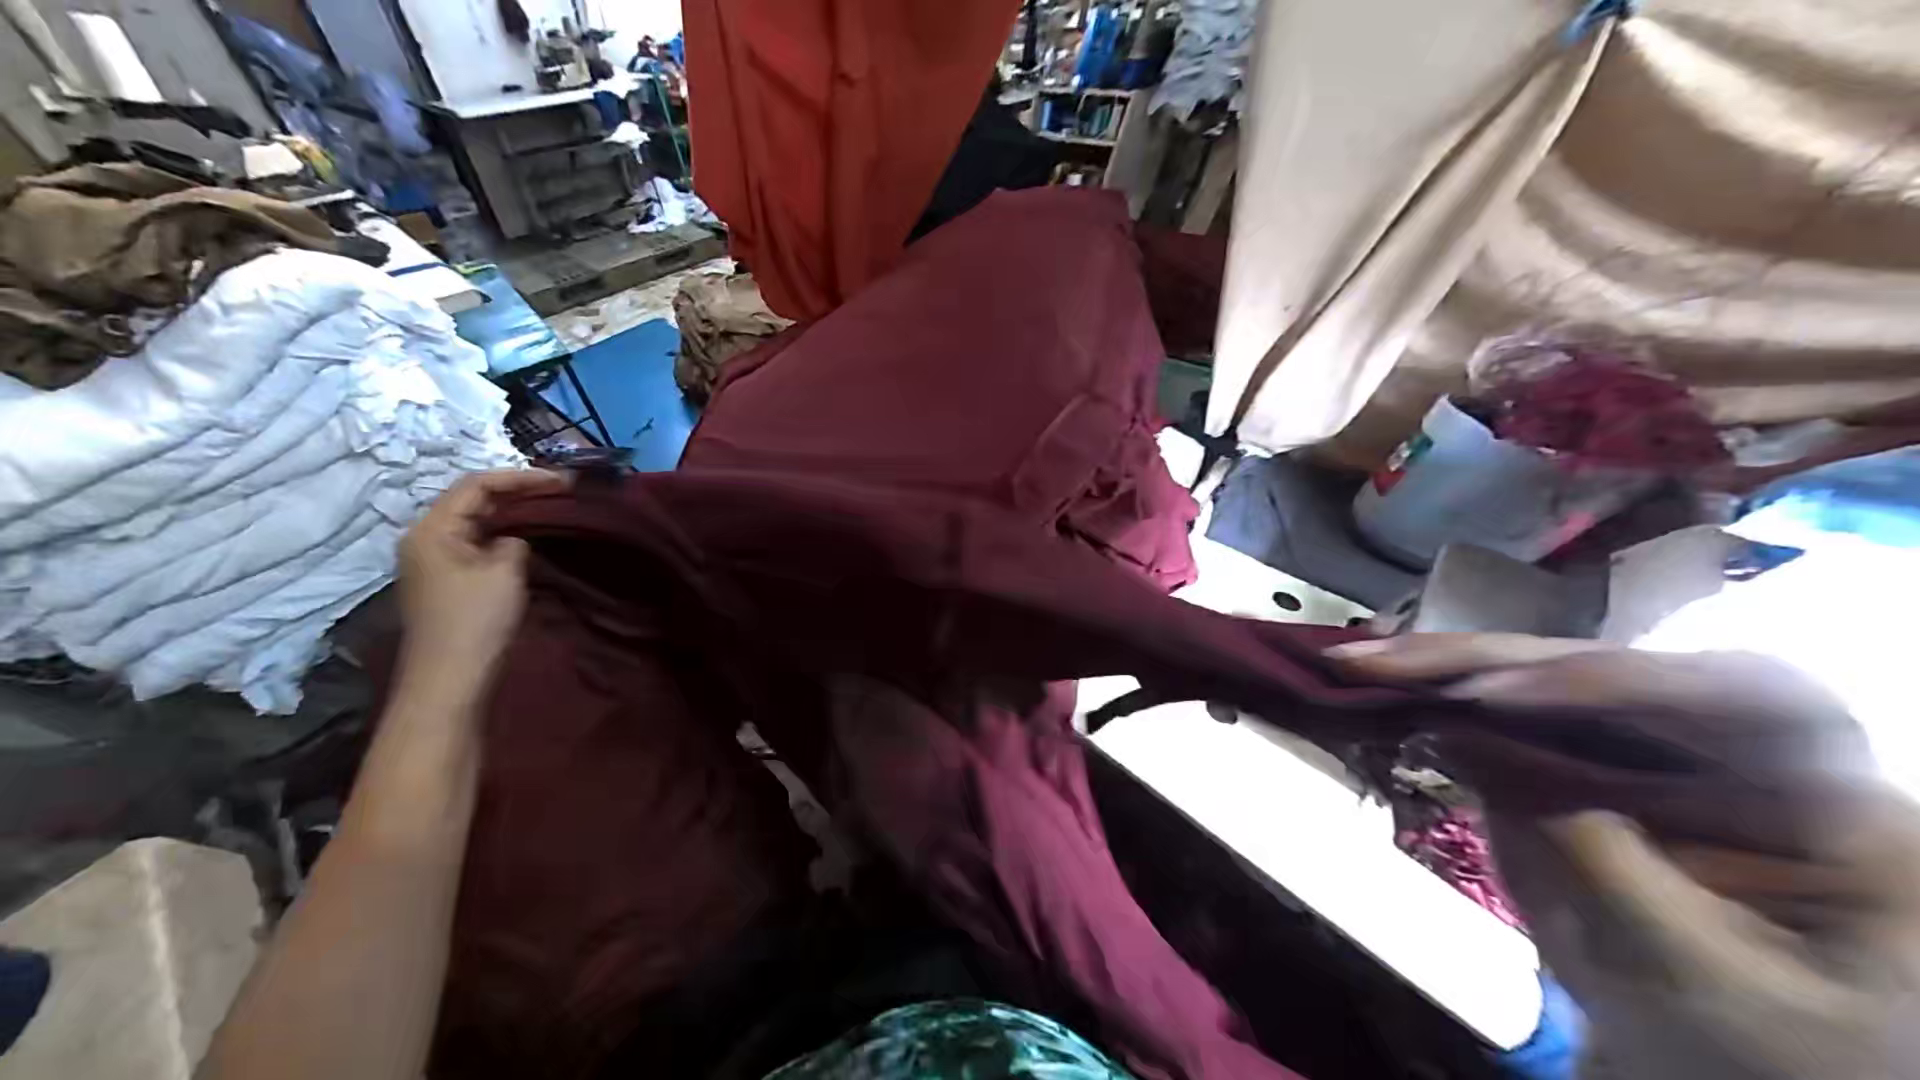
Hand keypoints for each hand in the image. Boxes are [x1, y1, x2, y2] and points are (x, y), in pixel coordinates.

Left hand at [396, 469, 567, 692]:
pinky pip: (478, 543)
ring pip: (476, 522)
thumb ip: (514, 541)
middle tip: (562, 491)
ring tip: (552, 509)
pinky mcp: (447, 581)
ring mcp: (433, 561)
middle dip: (518, 491)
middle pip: (473, 499)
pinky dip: (505, 534)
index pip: (477, 484)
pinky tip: (530, 539)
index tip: (565, 481)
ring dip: (513, 513)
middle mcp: (425, 538)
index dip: (523, 477)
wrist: (450, 678)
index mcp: (432, 529)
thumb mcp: (504, 571)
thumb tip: (515, 539)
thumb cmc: (475, 621)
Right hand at [1330, 635, 1919, 1079]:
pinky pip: (1505, 711)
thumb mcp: (1697, 972)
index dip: (1610, 680)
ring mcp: (1643, 745)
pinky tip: (1380, 684)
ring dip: (1440, 666)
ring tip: (1357, 664)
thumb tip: (1465, 740)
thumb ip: (1591, 852)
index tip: (1489, 699)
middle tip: (1375, 663)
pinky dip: (1435, 695)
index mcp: (1827, 796)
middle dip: (1479, 661)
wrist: (1732, 1070)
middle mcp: (1729, 745)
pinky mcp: (1575, 756)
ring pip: (1541, 677)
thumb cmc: (1764, 1049)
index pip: (1741, 696)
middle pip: (1604, 669)